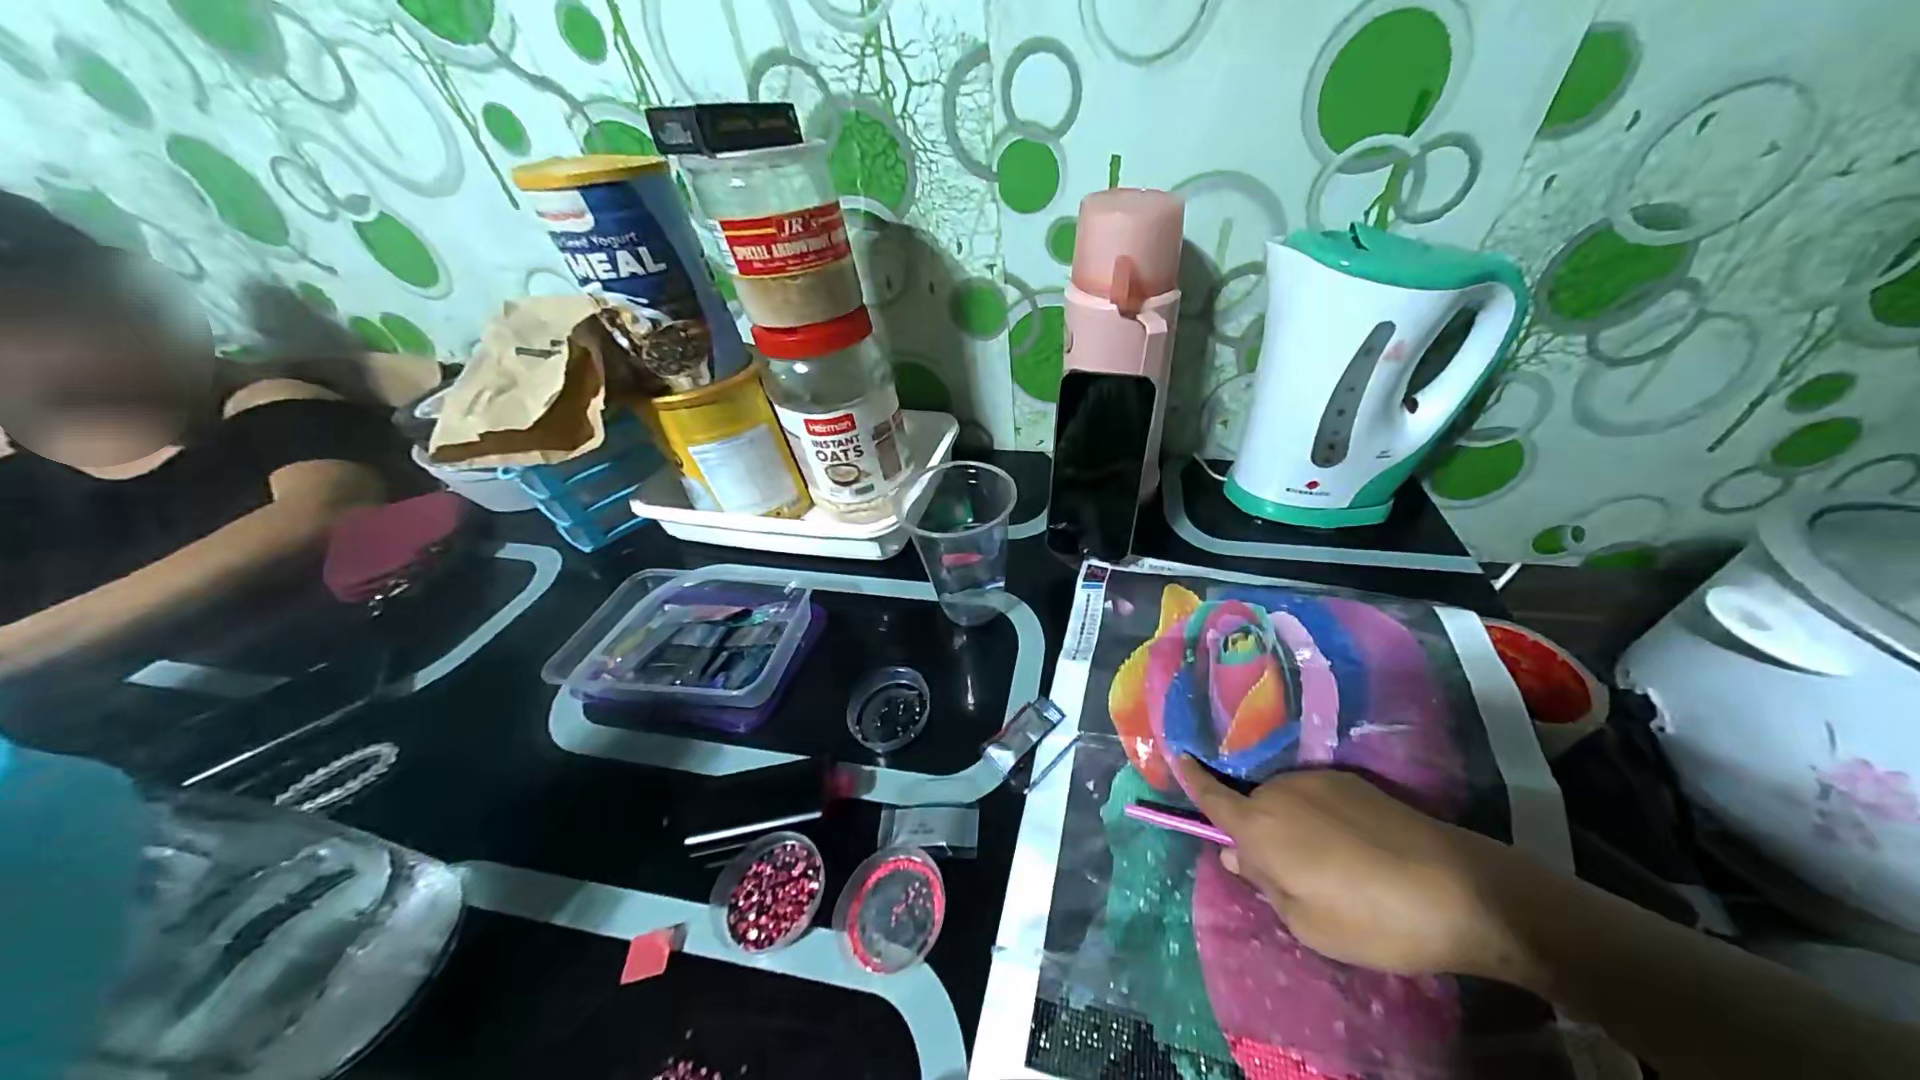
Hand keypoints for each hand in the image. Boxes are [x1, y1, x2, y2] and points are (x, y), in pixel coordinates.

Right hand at [1174, 756, 1548, 984]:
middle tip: (1289, 875)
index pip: (1211, 797)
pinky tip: (1358, 849)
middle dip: (1259, 833)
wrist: (1461, 890)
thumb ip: (1265, 885)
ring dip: (1293, 826)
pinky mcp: (1353, 781)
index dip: (1191, 778)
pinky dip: (1322, 818)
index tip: (1178, 757)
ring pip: (1287, 802)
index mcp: (1260, 827)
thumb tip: (1239, 856)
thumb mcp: (1307, 924)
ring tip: (1333, 866)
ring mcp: (1318, 781)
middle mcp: (1280, 792)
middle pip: (1253, 807)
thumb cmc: (1372, 920)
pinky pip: (1318, 797)